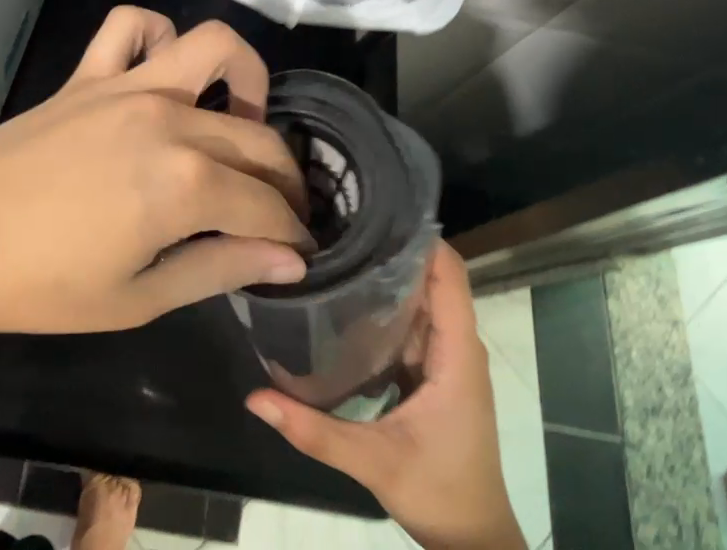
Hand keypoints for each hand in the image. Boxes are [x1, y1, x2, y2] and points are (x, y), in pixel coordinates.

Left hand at [0, 7, 312, 343]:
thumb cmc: (37, 287)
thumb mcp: (137, 299)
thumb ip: (220, 270)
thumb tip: (290, 263)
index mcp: (185, 185)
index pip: (266, 207)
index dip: (292, 235)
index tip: (300, 255)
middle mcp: (168, 120)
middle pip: (257, 139)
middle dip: (285, 180)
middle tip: (280, 214)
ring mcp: (124, 87)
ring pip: (214, 48)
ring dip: (247, 79)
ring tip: (244, 121)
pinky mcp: (85, 76)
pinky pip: (130, 26)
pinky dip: (158, 36)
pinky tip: (163, 76)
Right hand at [245, 244, 526, 549]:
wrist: (471, 537)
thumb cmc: (437, 492)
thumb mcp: (373, 462)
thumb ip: (313, 431)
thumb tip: (255, 397)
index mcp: (456, 356)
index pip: (450, 276)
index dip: (422, 238)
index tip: (376, 209)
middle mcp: (456, 348)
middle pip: (433, 279)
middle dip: (394, 248)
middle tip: (339, 224)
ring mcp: (445, 361)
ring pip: (422, 301)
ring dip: (389, 274)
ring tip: (338, 247)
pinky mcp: (432, 374)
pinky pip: (412, 325)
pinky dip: (385, 305)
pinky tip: (346, 298)